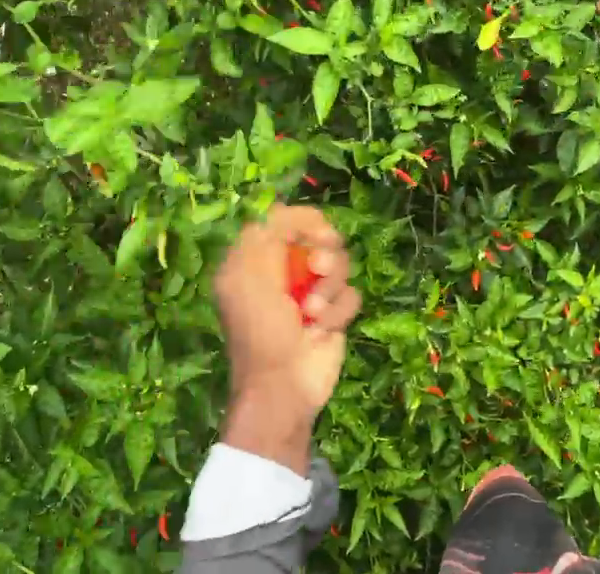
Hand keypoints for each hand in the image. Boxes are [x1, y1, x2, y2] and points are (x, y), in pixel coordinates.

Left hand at [212, 204, 361, 473]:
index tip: (315, 231)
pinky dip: (339, 311)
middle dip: (323, 253)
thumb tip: (289, 210)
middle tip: (318, 268)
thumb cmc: (260, 331)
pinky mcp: (334, 314)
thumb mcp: (247, 274)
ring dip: (330, 287)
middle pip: (319, 236)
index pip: (283, 218)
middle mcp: (283, 270)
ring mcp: (311, 292)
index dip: (303, 220)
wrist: (283, 389)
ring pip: (341, 263)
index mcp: (255, 259)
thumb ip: (266, 231)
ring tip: (313, 313)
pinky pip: (352, 293)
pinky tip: (321, 330)